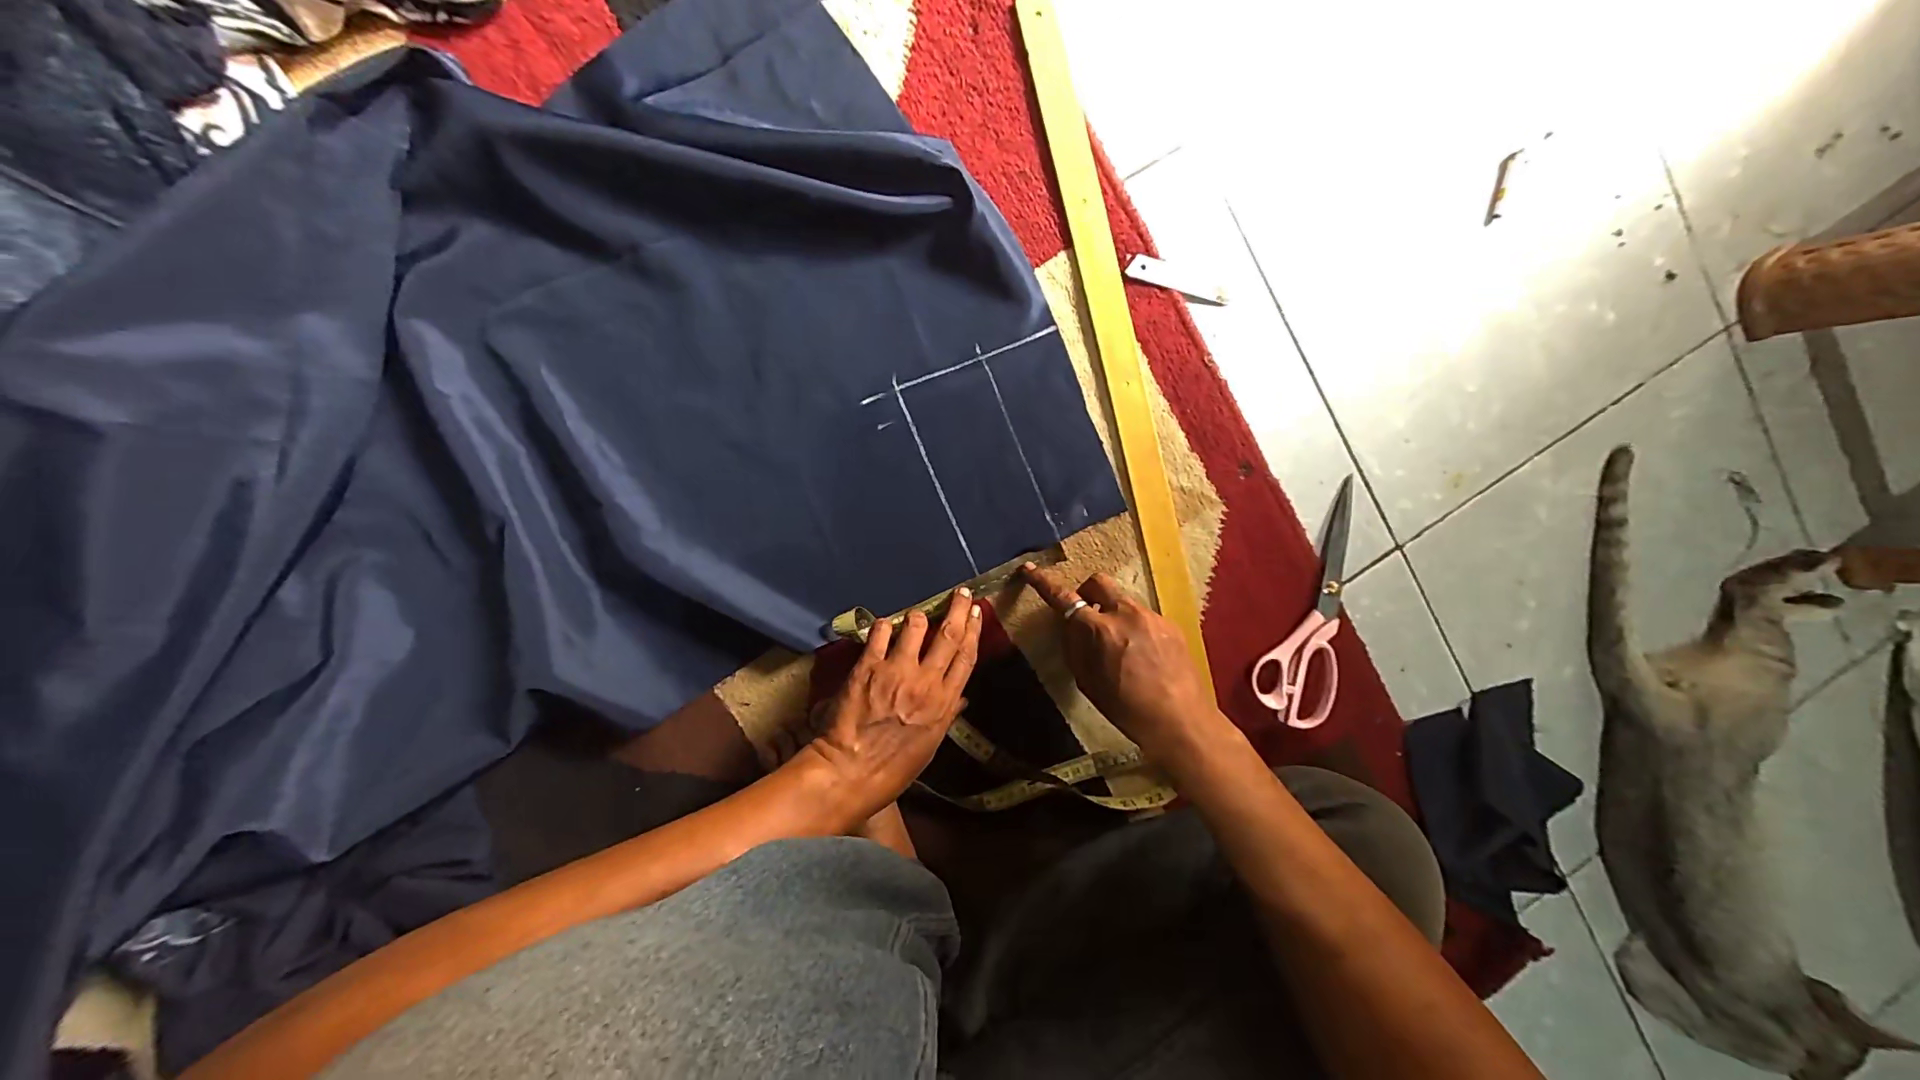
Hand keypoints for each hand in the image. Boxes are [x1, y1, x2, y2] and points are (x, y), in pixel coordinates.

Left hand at [796, 589, 981, 822]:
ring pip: (916, 627)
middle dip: (957, 609)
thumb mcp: (930, 745)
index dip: (973, 630)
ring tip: (915, 616)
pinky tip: (884, 626)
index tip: (976, 613)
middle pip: (948, 635)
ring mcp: (896, 671)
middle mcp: (925, 682)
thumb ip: (946, 715)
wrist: (850, 772)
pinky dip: (885, 625)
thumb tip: (960, 698)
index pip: (966, 657)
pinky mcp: (868, 666)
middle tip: (962, 592)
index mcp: (944, 702)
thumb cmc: (893, 768)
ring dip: (917, 617)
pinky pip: (881, 633)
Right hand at [1021, 563, 1236, 767]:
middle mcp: (1126, 614)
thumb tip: (1070, 625)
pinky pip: (1143, 617)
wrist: (1180, 720)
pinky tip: (1142, 656)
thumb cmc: (1127, 708)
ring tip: (1118, 646)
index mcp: (1100, 630)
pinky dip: (1134, 628)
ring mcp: (1152, 617)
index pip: (1065, 598)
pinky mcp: (1170, 625)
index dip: (1043, 583)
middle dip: (1086, 593)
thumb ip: (1075, 647)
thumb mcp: (1087, 681)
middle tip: (1086, 616)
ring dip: (1112, 614)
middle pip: (1098, 583)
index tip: (1029, 570)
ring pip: (1123, 601)